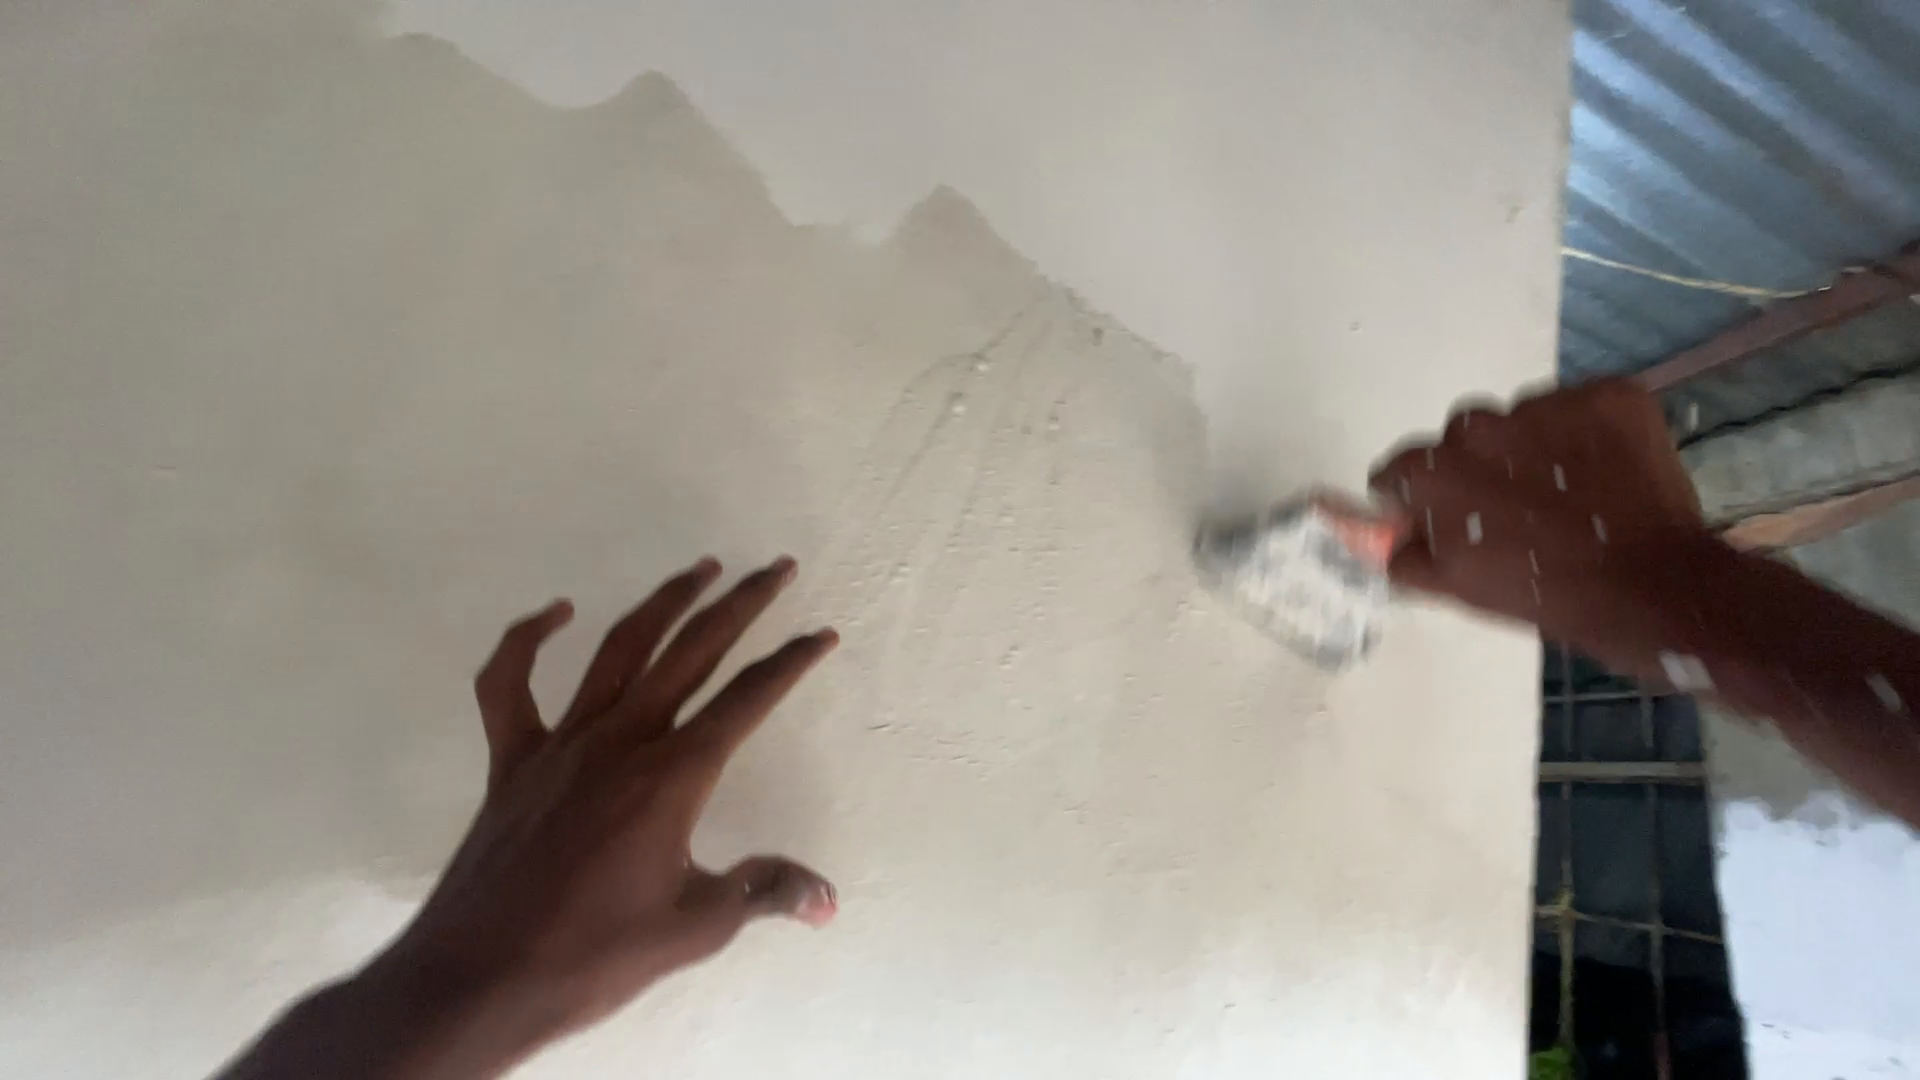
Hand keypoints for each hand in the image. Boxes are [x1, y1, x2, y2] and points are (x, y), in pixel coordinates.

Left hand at [371, 556, 839, 1069]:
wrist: (471, 987)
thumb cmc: (591, 956)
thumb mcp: (694, 929)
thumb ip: (764, 893)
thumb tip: (828, 901)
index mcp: (672, 775)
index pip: (749, 699)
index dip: (793, 661)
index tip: (823, 635)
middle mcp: (623, 738)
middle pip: (694, 650)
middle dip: (743, 603)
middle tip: (776, 567)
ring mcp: (563, 740)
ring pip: (620, 647)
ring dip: (665, 600)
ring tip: (702, 568)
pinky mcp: (512, 757)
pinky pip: (509, 685)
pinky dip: (527, 640)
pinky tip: (557, 611)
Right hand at [1368, 378, 1710, 658]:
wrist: (1650, 585)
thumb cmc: (1536, 589)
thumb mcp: (1449, 585)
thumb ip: (1401, 553)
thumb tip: (1391, 534)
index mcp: (1432, 470)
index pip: (1400, 468)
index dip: (1416, 495)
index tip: (1441, 515)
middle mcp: (1478, 426)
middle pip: (1460, 437)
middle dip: (1473, 464)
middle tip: (1508, 503)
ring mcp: (1546, 406)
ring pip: (1519, 419)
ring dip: (1527, 445)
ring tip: (1561, 486)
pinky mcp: (1609, 396)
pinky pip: (1577, 406)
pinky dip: (1582, 432)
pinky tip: (1598, 468)